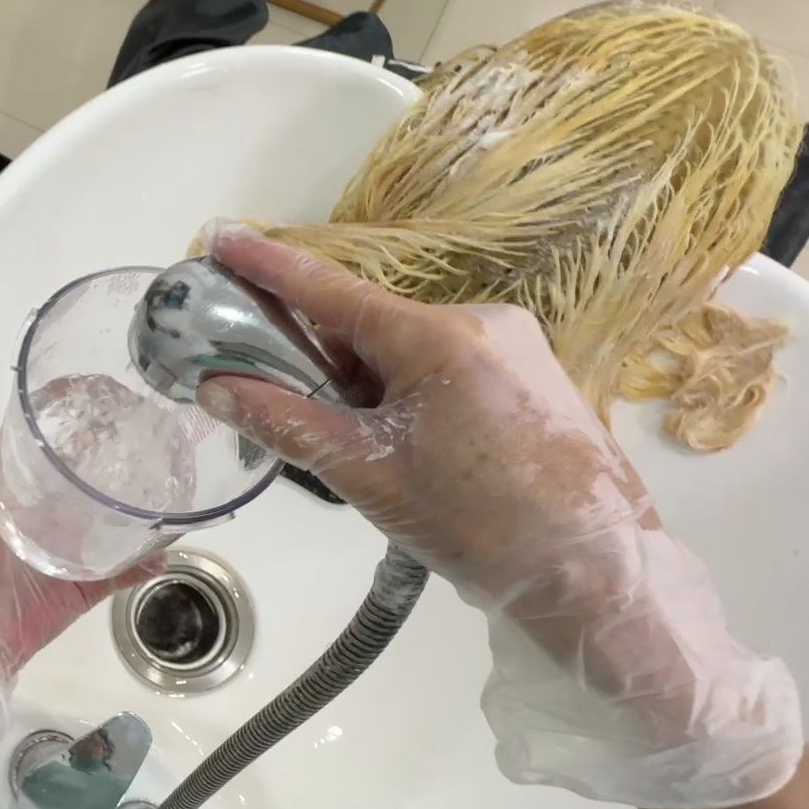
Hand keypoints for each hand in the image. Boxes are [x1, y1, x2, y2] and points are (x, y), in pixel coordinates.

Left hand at [0, 421, 155, 722]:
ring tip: (169, 489)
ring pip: (115, 528)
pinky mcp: (91, 584)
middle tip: (151, 445)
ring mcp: (79, 554)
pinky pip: (125, 572)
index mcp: (32, 504)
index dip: (79, 443)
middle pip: (94, 493)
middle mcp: (59, 524)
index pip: (59, 466)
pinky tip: (167, 551)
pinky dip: (146, 564)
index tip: (105, 413)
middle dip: (118, 471)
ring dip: (138, 515)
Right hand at [192, 227, 651, 605]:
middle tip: (294, 410)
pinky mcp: (525, 374)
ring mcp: (511, 346)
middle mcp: (479, 323)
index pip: (330, 291)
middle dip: (320, 362)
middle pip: (364, 327)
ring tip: (363, 450)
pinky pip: (436, 366)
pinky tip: (404, 446)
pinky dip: (398, 393)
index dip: (268, 264)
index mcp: (437, 338)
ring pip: (400, 350)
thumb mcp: (362, 471)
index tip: (222, 236)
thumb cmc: (474, 520)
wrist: (594, 572)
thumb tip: (213, 388)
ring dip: (361, 386)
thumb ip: (282, 423)